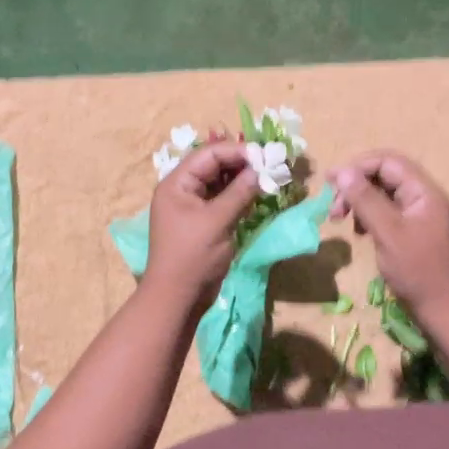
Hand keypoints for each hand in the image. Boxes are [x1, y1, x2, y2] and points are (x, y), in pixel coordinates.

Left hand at [144, 141, 261, 305]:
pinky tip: (258, 195)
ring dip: (243, 180)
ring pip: (220, 183)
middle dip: (242, 163)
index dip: (237, 151)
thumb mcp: (218, 221)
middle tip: (270, 164)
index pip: (208, 154)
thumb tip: (261, 171)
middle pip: (214, 166)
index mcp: (177, 183)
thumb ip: (240, 192)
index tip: (265, 155)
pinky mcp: (204, 222)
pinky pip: (223, 201)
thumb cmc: (193, 256)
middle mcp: (182, 190)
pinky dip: (239, 196)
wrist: (179, 296)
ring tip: (268, 178)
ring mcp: (193, 207)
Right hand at [327, 151, 448, 319]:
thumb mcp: (388, 232)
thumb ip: (366, 200)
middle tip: (333, 208)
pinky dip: (368, 216)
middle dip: (355, 185)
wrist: (441, 306)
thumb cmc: (416, 269)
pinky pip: (386, 211)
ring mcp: (418, 214)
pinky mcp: (412, 230)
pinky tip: (359, 232)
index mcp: (423, 191)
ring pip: (383, 193)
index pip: (387, 161)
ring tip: (341, 220)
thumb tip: (342, 172)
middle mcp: (423, 196)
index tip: (329, 183)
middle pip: (384, 174)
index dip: (356, 166)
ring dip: (359, 201)